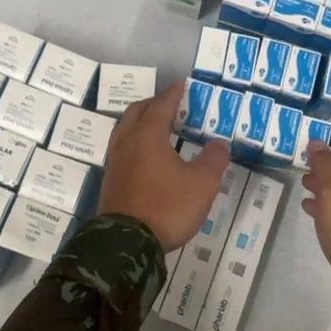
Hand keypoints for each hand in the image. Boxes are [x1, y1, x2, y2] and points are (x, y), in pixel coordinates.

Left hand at [98, 83, 231, 249]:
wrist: (125, 244)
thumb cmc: (166, 207)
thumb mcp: (202, 184)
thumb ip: (213, 160)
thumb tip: (219, 144)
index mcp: (148, 135)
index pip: (161, 105)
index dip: (173, 94)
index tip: (182, 85)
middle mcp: (127, 142)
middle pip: (137, 112)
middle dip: (153, 104)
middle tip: (170, 105)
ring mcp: (115, 162)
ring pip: (125, 131)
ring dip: (140, 123)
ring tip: (158, 129)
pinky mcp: (111, 181)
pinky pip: (122, 150)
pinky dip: (135, 143)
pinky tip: (147, 158)